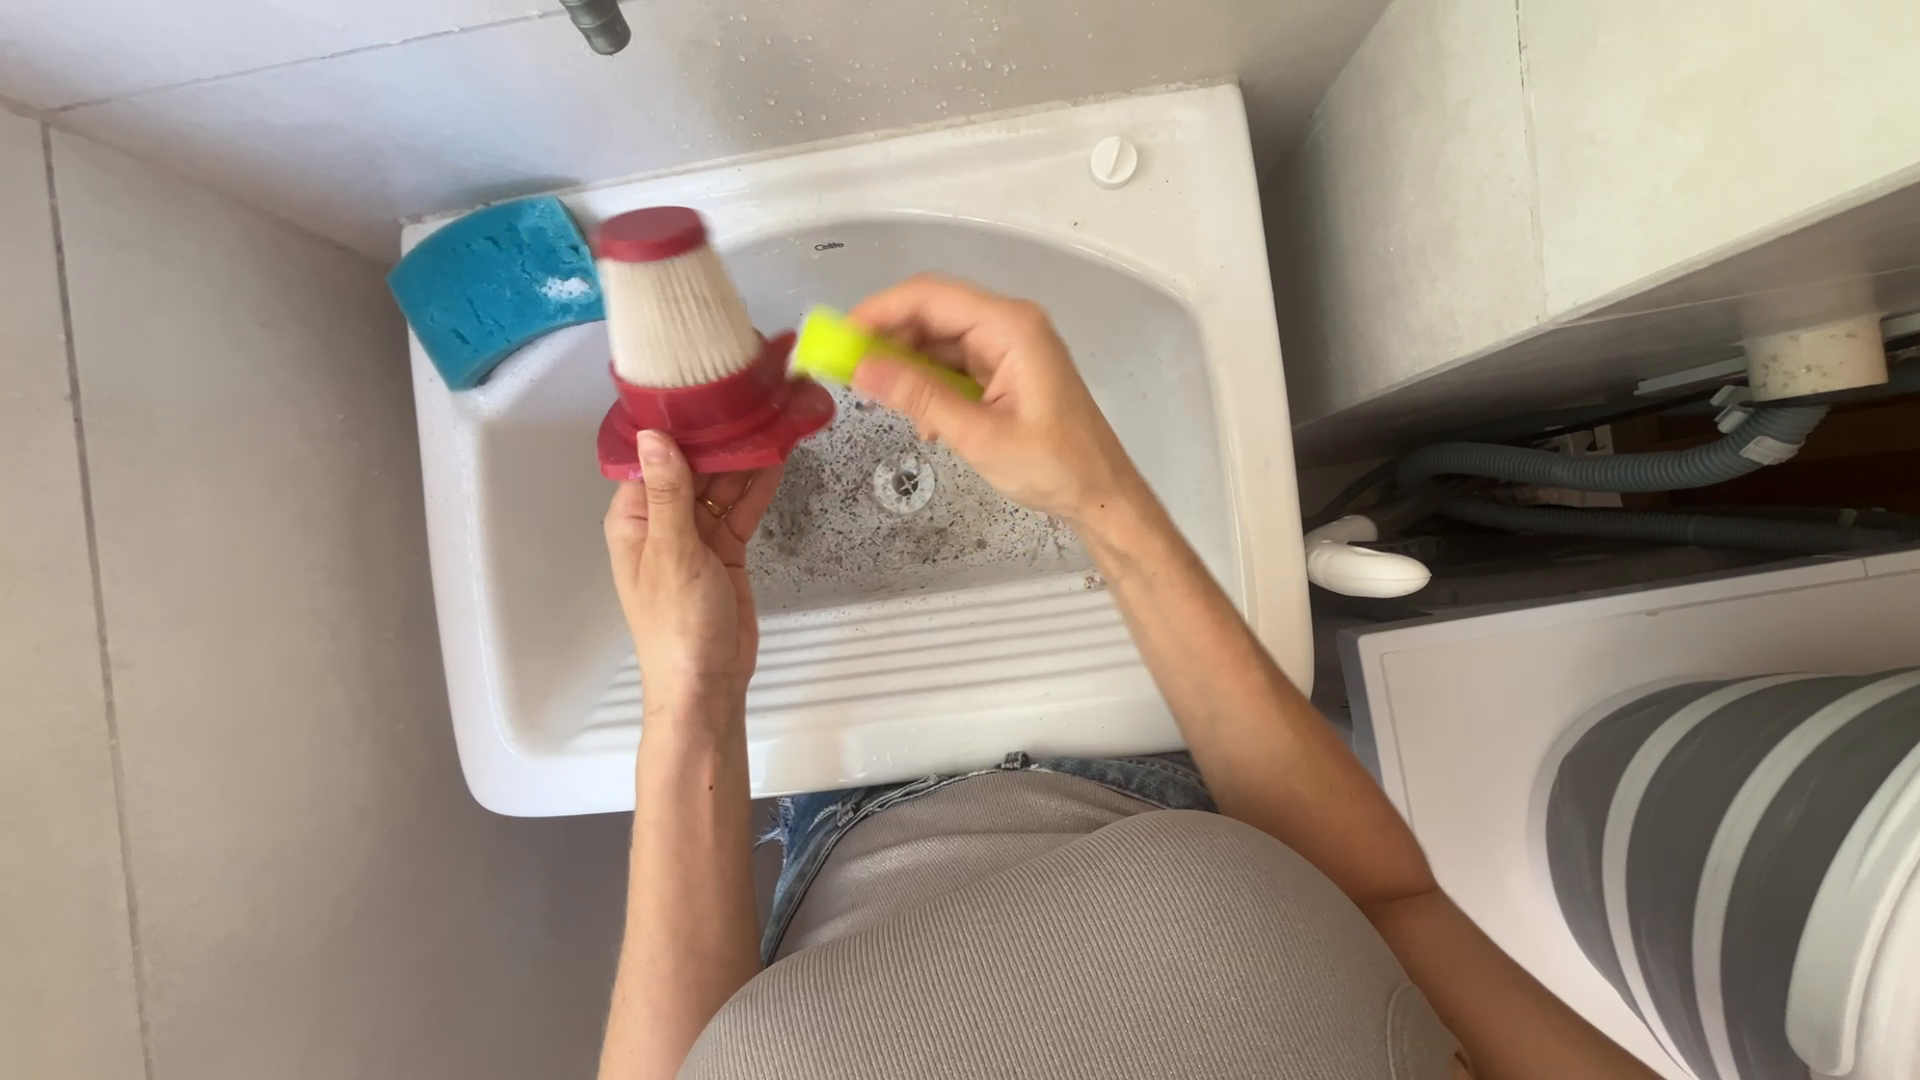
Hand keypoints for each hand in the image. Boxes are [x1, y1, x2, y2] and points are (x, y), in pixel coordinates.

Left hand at [604, 431, 781, 720]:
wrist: (708, 682)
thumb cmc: (677, 625)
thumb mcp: (673, 553)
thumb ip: (669, 493)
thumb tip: (654, 435)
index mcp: (636, 519)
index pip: (652, 460)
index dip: (676, 427)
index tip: (704, 392)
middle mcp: (664, 522)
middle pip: (692, 469)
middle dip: (719, 441)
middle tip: (752, 402)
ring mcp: (697, 537)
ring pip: (721, 488)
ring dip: (743, 462)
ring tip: (770, 423)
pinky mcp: (727, 551)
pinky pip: (741, 511)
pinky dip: (757, 490)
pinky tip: (776, 462)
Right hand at [849, 274, 1142, 523]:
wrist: (1101, 494)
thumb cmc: (1053, 467)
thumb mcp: (979, 435)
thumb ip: (919, 397)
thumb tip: (861, 369)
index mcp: (1011, 327)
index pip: (930, 296)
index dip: (878, 311)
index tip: (838, 337)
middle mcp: (1010, 325)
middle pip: (933, 313)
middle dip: (887, 338)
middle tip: (847, 369)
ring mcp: (1010, 348)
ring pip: (941, 341)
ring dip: (907, 364)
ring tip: (876, 395)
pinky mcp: (1007, 372)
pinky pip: (956, 365)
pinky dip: (931, 383)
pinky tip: (921, 417)